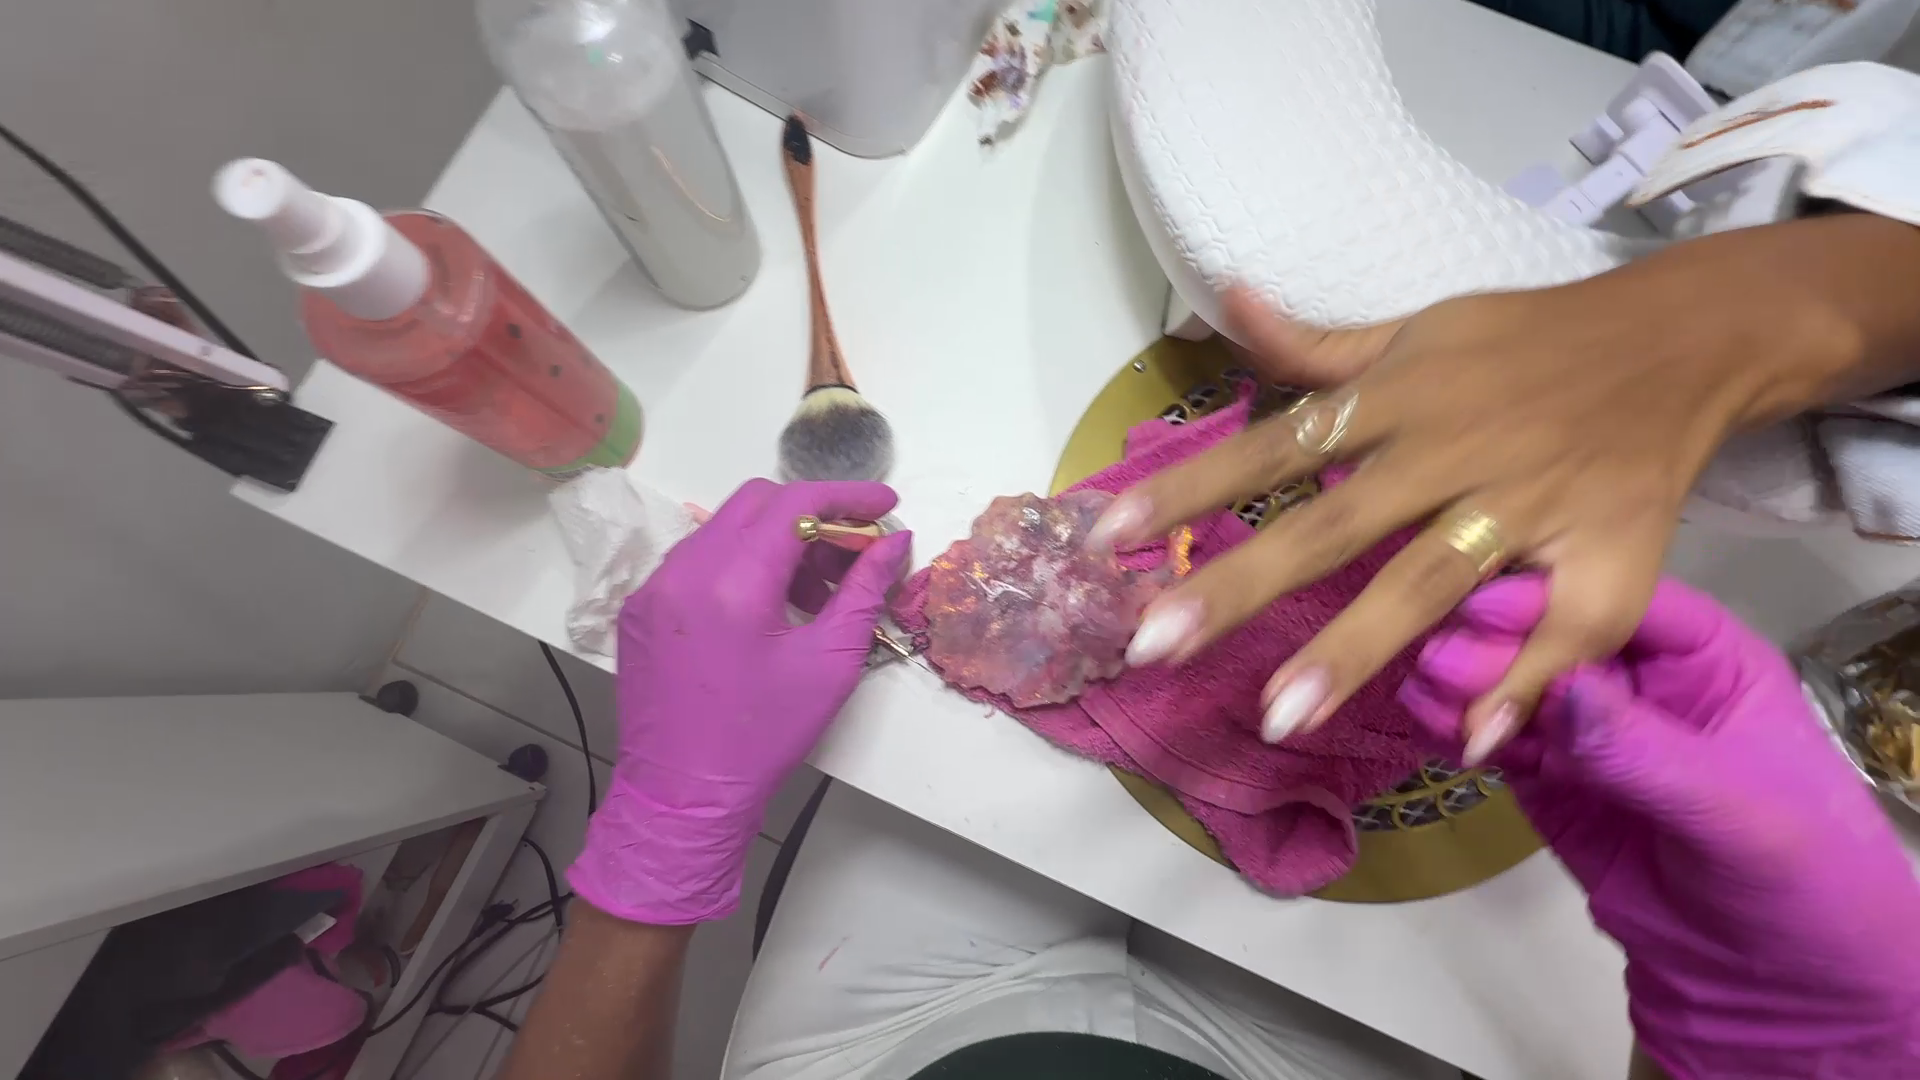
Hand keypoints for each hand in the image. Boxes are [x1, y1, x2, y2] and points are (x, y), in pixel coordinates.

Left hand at [567, 478, 911, 924]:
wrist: (682, 798)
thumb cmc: (764, 736)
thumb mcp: (830, 663)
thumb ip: (865, 590)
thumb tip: (894, 541)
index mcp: (733, 583)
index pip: (795, 502)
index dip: (847, 495)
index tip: (886, 503)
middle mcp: (684, 570)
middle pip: (759, 501)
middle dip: (815, 514)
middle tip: (853, 553)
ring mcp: (654, 587)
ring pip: (728, 527)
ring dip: (779, 540)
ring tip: (815, 592)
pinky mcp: (641, 607)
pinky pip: (700, 558)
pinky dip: (744, 562)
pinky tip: (771, 606)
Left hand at [1093, 215, 1914, 755]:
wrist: (1685, 336)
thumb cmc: (1516, 342)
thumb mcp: (1408, 329)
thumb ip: (1310, 342)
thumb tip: (1226, 298)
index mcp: (1393, 399)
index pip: (1267, 447)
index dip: (1186, 490)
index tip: (1107, 536)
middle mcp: (1445, 454)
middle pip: (1327, 528)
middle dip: (1236, 590)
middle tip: (1150, 646)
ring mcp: (1526, 508)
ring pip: (1424, 582)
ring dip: (1350, 654)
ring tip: (1276, 720)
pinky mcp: (1612, 554)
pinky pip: (1566, 627)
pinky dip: (1522, 684)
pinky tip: (1469, 742)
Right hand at [1400, 576, 1919, 1076]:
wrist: (1759, 976)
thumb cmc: (1799, 884)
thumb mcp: (1743, 817)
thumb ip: (1650, 752)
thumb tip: (1564, 690)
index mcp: (1700, 661)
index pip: (1621, 604)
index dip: (1555, 595)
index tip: (1483, 602)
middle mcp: (1627, 676)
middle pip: (1547, 636)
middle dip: (1491, 646)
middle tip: (1437, 660)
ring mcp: (1574, 720)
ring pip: (1505, 682)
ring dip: (1459, 685)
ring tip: (1422, 696)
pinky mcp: (1536, 763)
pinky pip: (1487, 733)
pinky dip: (1452, 727)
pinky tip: (1425, 725)